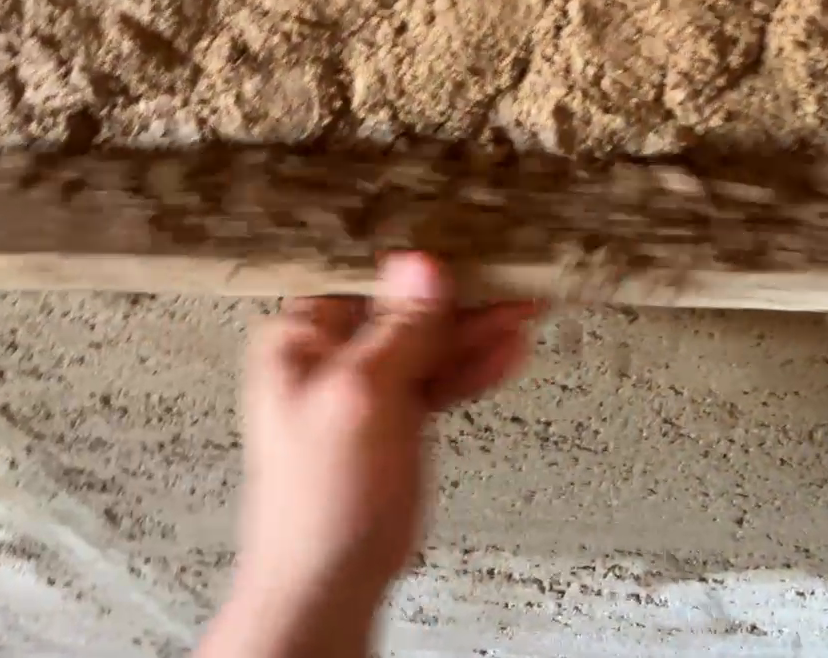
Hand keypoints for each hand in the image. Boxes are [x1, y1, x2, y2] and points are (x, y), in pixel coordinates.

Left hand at [199, 253, 538, 657]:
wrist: (331, 582)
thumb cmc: (318, 501)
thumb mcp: (360, 398)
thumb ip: (398, 331)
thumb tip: (421, 265)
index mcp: (305, 337)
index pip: (369, 277)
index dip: (419, 259)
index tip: (466, 245)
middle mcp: (335, 352)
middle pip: (410, 306)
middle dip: (462, 297)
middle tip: (510, 279)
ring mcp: (370, 381)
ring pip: (432, 340)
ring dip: (478, 328)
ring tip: (523, 308)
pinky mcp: (399, 409)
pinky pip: (442, 374)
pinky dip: (474, 364)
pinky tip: (508, 350)